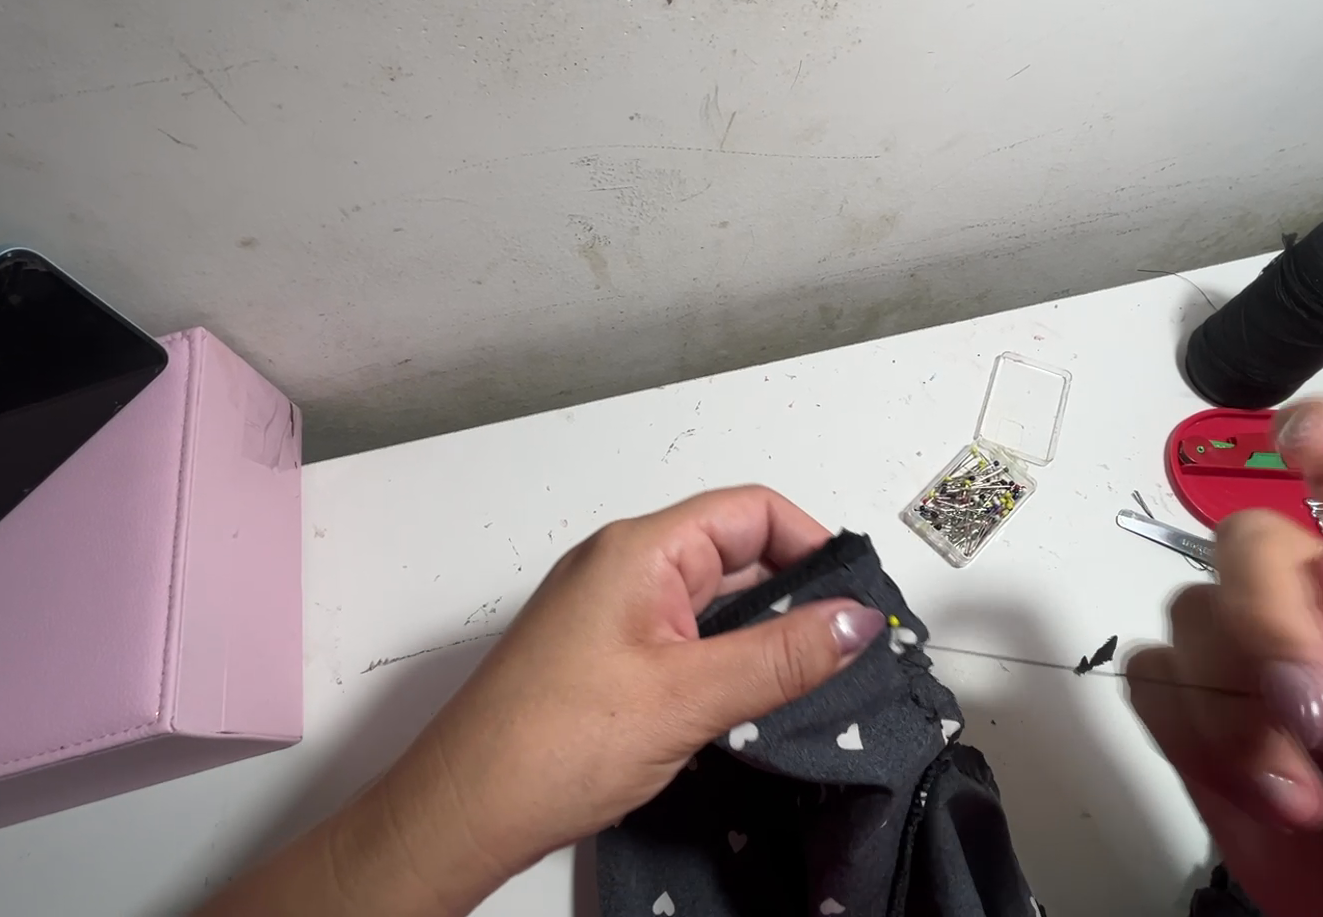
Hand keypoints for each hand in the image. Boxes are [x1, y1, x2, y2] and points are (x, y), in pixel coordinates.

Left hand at [201, 486, 884, 916]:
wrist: (463, 811)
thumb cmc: (560, 741)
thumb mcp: (689, 696)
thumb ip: (782, 656)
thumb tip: (859, 619)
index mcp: (642, 547)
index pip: (749, 511)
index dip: (809, 542)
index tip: (851, 598)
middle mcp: (628, 562)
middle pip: (734, 549)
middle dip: (794, 591)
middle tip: (845, 646)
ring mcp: (615, 604)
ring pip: (713, 595)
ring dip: (761, 628)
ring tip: (812, 674)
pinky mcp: (609, 645)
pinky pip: (687, 629)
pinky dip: (726, 652)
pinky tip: (754, 692)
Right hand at [1126, 399, 1322, 916]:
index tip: (1294, 433)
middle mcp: (1315, 607)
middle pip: (1244, 543)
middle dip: (1265, 623)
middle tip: (1314, 711)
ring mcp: (1244, 655)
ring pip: (1187, 615)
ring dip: (1234, 707)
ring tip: (1297, 784)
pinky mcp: (1190, 704)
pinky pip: (1148, 675)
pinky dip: (1191, 733)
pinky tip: (1252, 784)